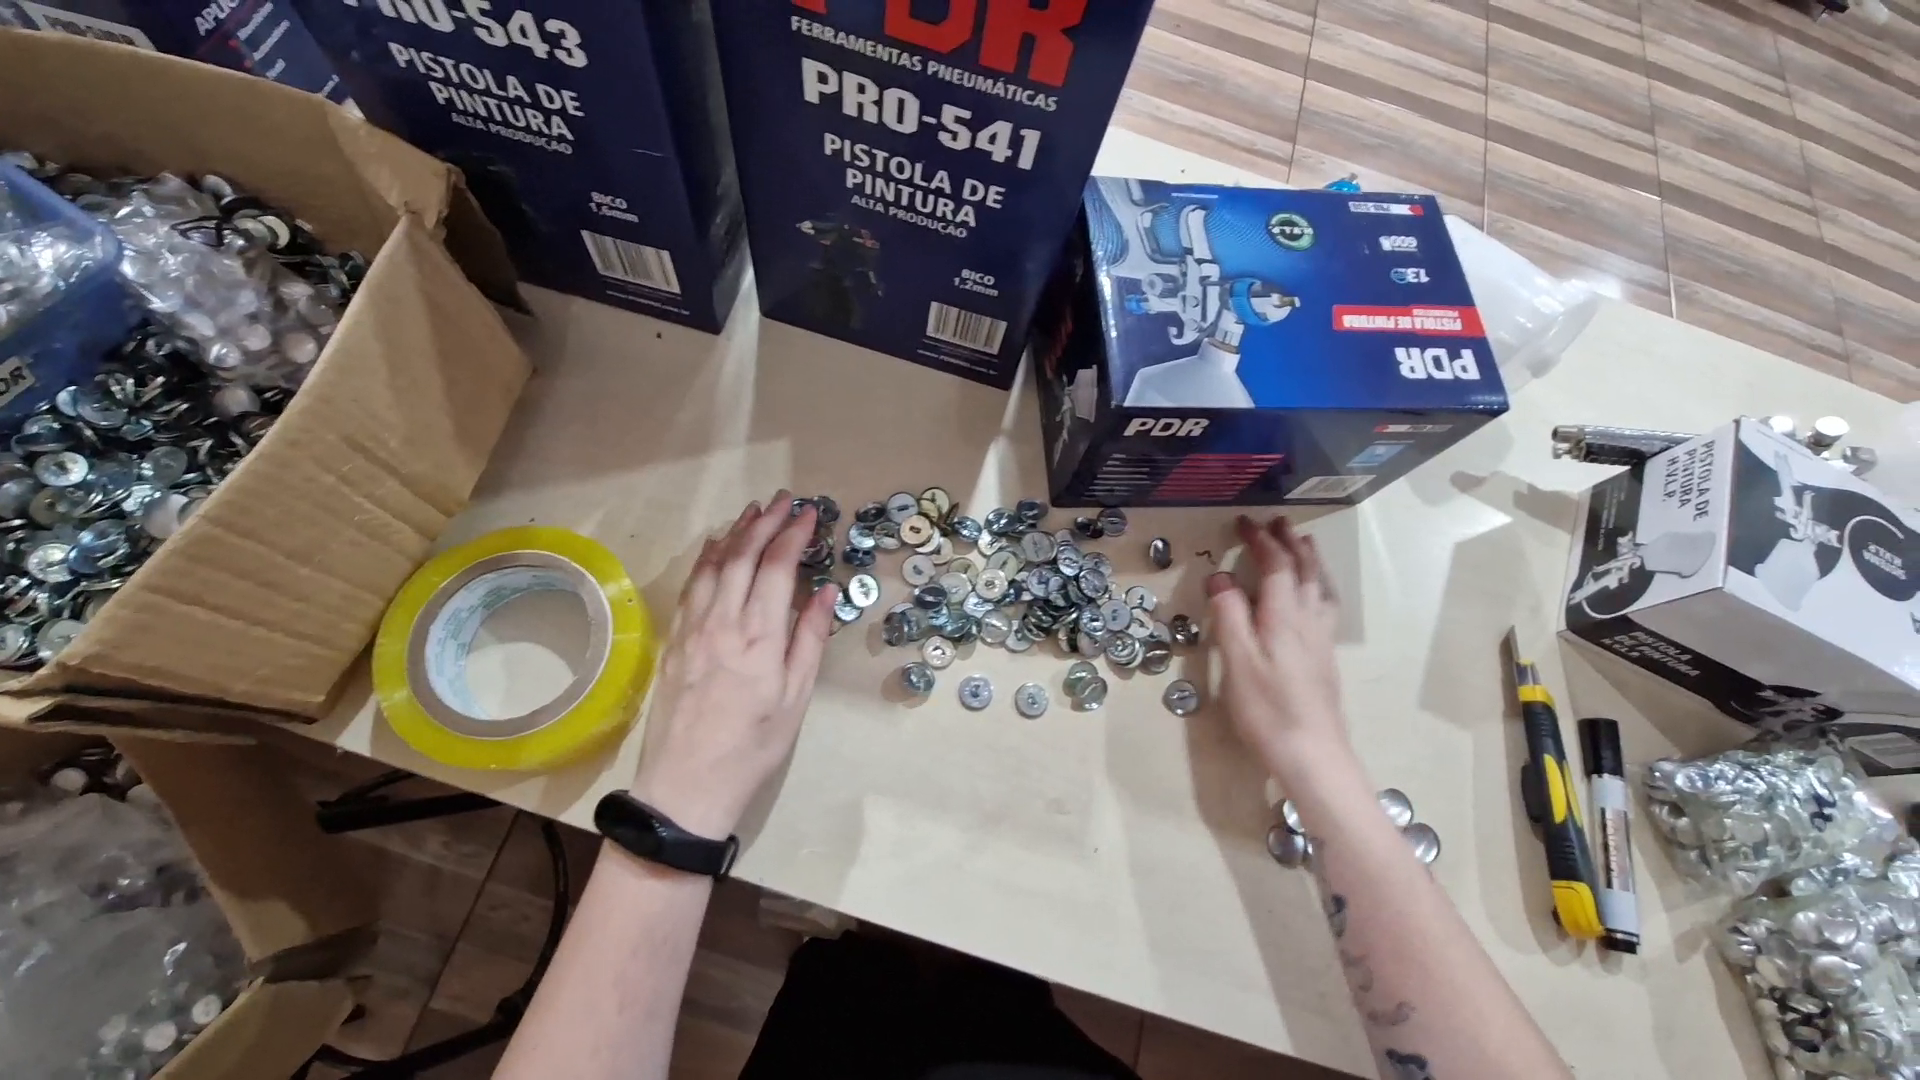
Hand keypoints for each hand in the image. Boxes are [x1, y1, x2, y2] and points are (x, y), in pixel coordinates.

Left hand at [629, 492, 837, 838]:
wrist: (687, 784)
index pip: (776, 568)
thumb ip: (811, 639)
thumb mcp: (796, 698)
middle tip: (784, 500)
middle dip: (766, 523)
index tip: (810, 514)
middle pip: (743, 557)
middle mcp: (723, 622)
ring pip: (714, 566)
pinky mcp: (676, 640)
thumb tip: (825, 591)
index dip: (793, 535)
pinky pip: (693, 586)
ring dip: (735, 534)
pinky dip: (708, 559)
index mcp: (759, 637)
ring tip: (754, 513)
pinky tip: (717, 548)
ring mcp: (693, 629)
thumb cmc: (753, 746)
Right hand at [1207, 516, 1347, 772]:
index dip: (1261, 541)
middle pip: (1305, 572)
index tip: (1244, 522)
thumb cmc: (1267, 709)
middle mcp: (1308, 621)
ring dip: (1310, 561)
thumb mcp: (1237, 661)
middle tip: (1279, 522)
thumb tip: (1220, 577)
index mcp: (1284, 617)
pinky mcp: (1325, 658)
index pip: (1276, 567)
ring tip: (1304, 545)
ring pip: (1320, 587)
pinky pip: (1325, 605)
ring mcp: (1321, 640)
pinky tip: (1315, 597)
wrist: (1312, 753)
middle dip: (1291, 543)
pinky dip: (1318, 585)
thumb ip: (1229, 616)